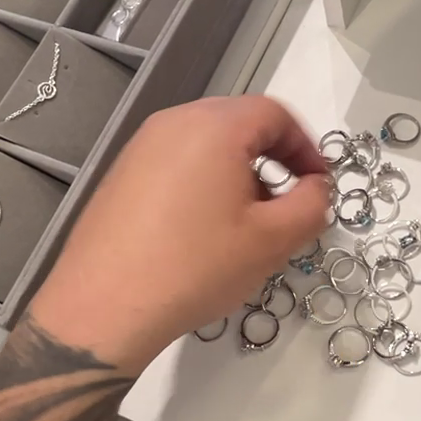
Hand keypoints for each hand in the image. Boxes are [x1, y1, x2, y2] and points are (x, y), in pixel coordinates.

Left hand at [29, 95, 331, 370]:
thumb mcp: (272, 241)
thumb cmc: (196, 267)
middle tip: (285, 207)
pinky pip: (176, 163)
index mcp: (214, 126)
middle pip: (240, 124)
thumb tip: (316, 187)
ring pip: (207, 145)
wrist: (103, 306)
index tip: (318, 186)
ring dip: (238, 174)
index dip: (306, 147)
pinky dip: (203, 184)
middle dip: (273, 160)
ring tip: (243, 225)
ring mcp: (140, 146)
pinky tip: (201, 232)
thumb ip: (312, 204)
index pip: (275, 114)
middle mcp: (174, 122)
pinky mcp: (120, 174)